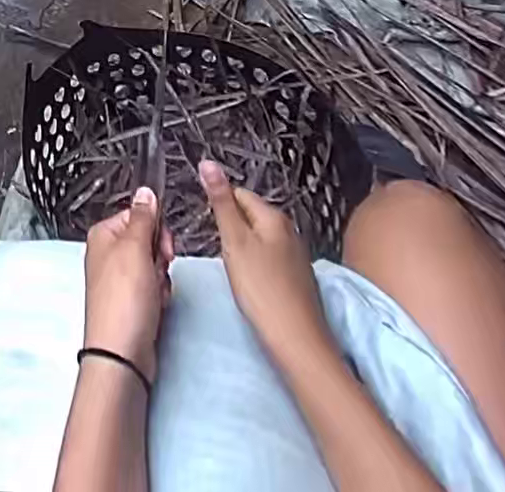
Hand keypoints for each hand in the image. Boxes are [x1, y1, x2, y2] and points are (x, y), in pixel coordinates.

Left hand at [82, 186, 173, 381]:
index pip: (138, 215)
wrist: (122, 353)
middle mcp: (109, 253)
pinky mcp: (132, 299)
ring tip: (154, 293)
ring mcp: (120, 278)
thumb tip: (145, 191)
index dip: (155, 229)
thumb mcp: (135, 248)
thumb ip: (143, 218)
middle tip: (156, 270)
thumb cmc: (124, 299)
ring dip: (162, 278)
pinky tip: (156, 306)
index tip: (161, 245)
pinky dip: (161, 294)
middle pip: (149, 239)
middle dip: (160, 256)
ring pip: (155, 264)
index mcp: (104, 235)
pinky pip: (156, 286)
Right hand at [200, 159, 330, 367]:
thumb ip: (221, 202)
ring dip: (240, 246)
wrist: (297, 341)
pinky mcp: (296, 277)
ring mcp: (295, 255)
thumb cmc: (261, 288)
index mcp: (274, 217)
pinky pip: (267, 257)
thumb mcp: (234, 241)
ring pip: (257, 237)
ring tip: (231, 266)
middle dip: (229, 226)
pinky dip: (253, 263)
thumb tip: (208, 162)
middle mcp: (289, 230)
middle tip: (219, 249)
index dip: (219, 206)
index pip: (238, 193)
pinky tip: (249, 281)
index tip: (208, 227)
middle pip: (248, 215)